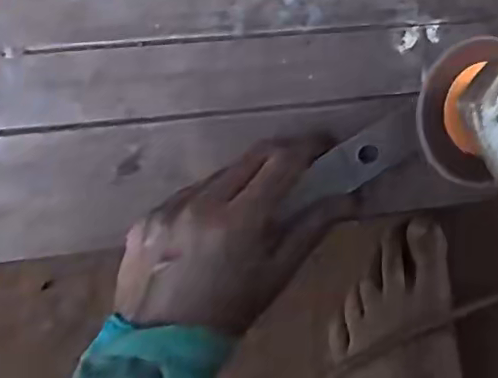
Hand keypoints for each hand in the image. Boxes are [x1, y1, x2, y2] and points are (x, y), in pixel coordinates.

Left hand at [114, 137, 349, 334]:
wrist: (155, 354)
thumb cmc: (227, 315)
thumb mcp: (276, 276)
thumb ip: (312, 228)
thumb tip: (350, 197)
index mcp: (238, 221)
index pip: (282, 160)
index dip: (309, 146)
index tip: (325, 144)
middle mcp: (202, 203)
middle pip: (253, 155)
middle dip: (281, 154)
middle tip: (298, 164)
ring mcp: (170, 207)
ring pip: (221, 172)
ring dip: (243, 178)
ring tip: (250, 204)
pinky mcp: (148, 215)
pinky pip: (189, 192)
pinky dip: (207, 199)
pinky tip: (209, 224)